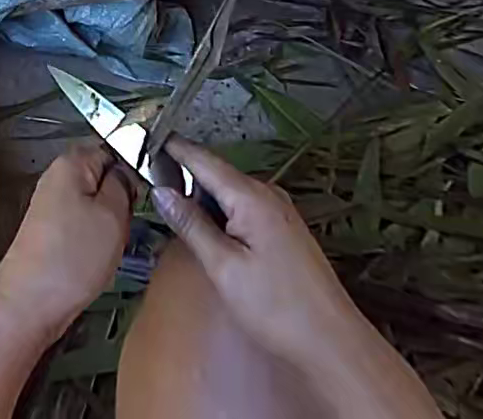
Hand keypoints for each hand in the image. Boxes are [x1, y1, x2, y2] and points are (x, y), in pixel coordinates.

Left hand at [0, 143, 131, 329]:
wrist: (29, 303)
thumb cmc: (74, 255)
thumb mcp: (113, 214)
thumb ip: (123, 183)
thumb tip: (124, 171)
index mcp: (71, 161)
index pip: (113, 151)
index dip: (130, 173)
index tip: (139, 199)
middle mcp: (57, 176)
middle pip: (103, 179)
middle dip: (119, 202)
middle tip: (124, 226)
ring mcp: (51, 203)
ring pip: (95, 205)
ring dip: (108, 224)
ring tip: (110, 246)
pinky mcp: (49, 230)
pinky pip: (82, 224)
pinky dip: (93, 239)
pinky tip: (96, 258)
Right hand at [152, 138, 373, 363]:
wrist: (334, 344)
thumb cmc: (276, 307)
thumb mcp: (223, 267)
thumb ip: (191, 224)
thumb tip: (162, 191)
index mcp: (250, 196)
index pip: (202, 159)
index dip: (174, 148)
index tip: (148, 139)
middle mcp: (267, 192)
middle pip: (216, 172)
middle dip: (185, 173)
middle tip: (153, 178)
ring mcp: (279, 209)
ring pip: (229, 190)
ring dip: (203, 195)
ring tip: (175, 206)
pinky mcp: (284, 226)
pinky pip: (244, 204)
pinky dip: (222, 209)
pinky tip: (210, 229)